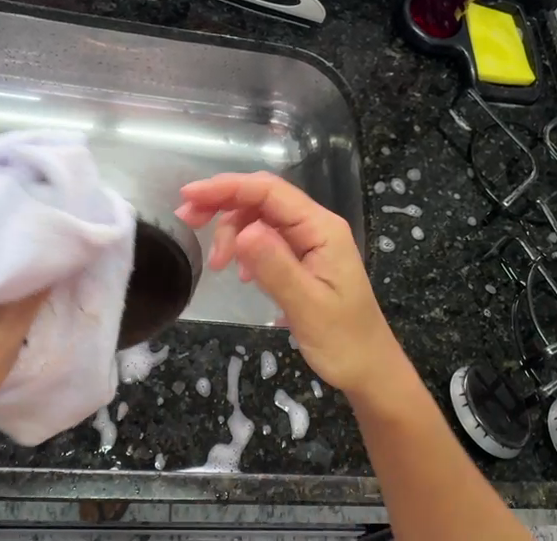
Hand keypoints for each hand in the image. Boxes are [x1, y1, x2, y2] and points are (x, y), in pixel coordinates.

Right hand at [176, 172, 407, 403]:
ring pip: (260, 217)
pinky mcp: (303, 257)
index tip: (190, 196)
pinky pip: (267, 238)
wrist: (370, 369)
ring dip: (233, 231)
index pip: (269, 191)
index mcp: (321, 228)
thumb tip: (242, 231)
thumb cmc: (343, 340)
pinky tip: (240, 273)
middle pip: (262, 198)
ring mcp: (310, 241)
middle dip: (223, 203)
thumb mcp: (306, 306)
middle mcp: (316, 226)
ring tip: (218, 265)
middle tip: (187, 221)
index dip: (228, 187)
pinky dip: (245, 247)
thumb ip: (275, 266)